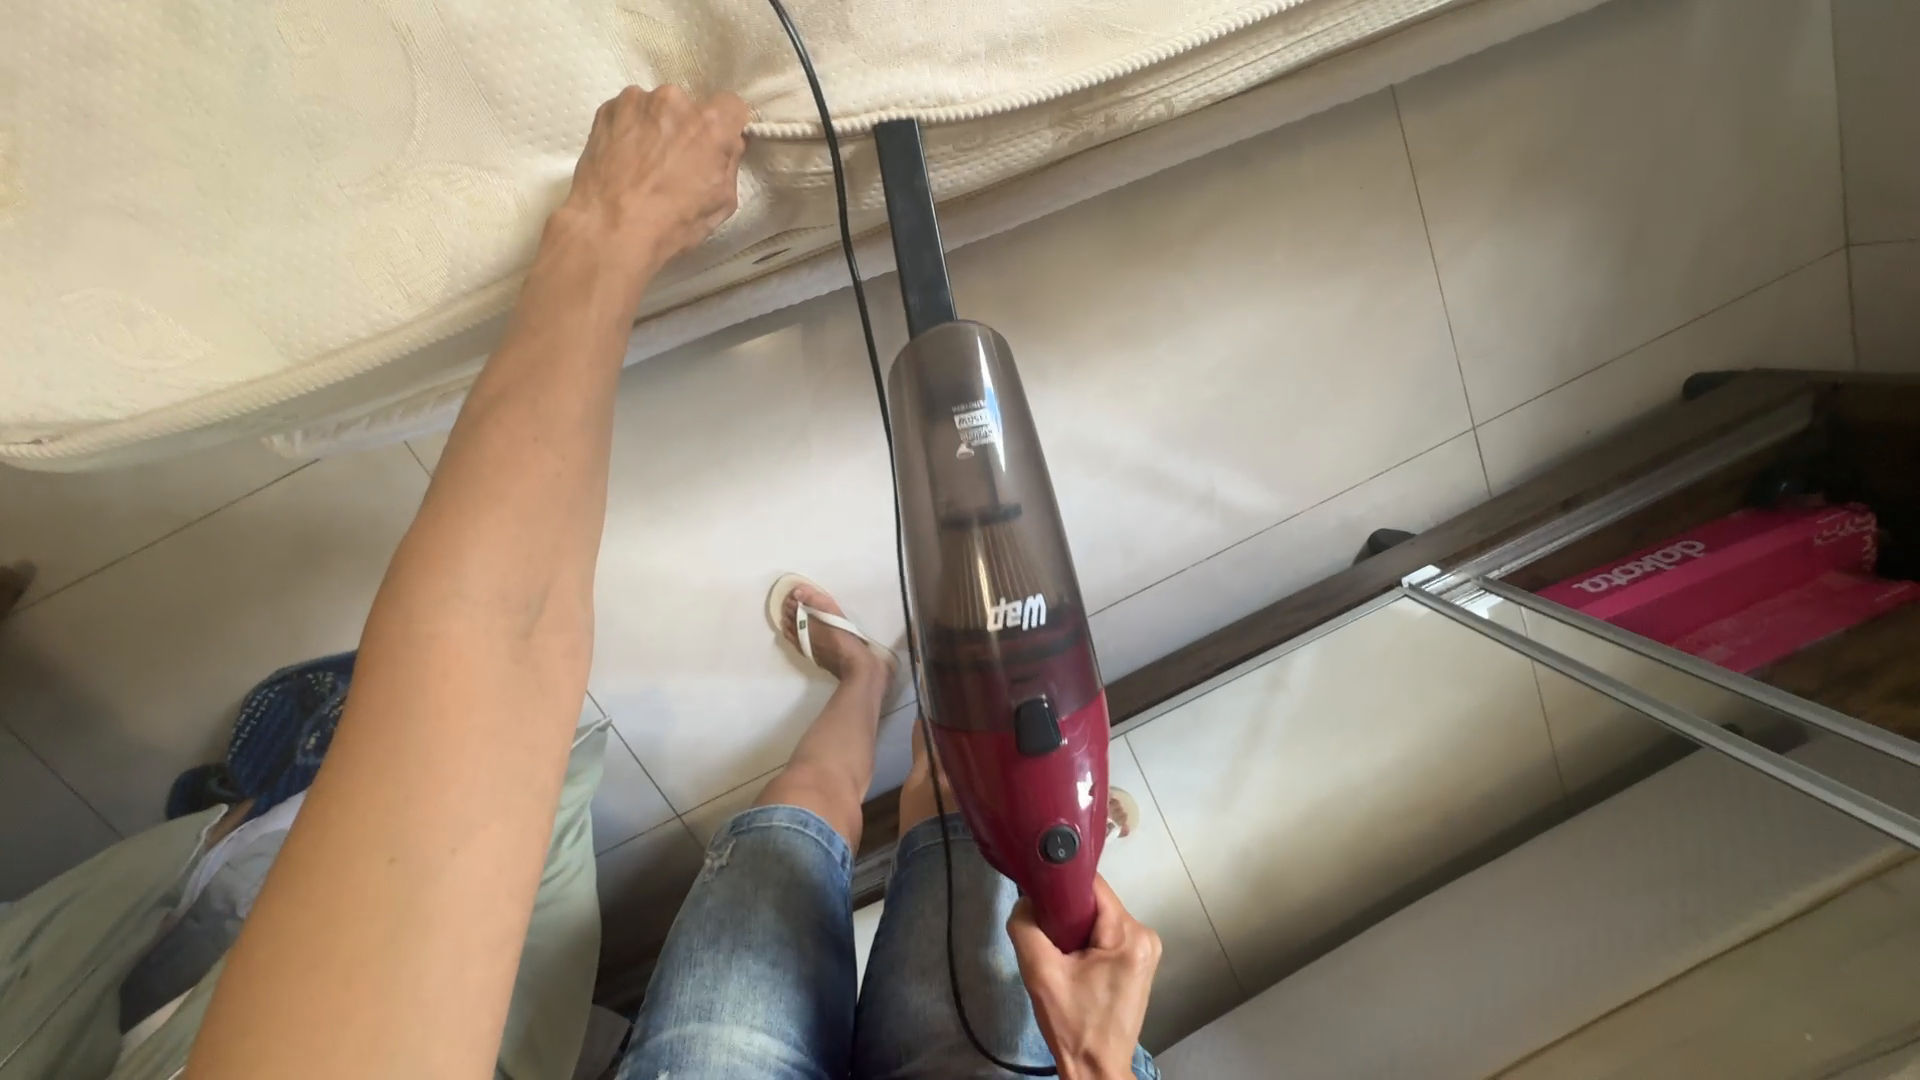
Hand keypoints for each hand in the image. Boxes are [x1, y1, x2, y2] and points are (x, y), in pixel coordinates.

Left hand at [553, 84, 749, 296]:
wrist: (611, 227)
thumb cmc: (673, 222)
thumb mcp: (722, 203)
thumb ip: (729, 165)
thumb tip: (727, 146)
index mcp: (710, 125)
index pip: (732, 105)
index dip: (728, 126)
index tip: (720, 144)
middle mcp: (674, 100)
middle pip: (691, 109)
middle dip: (689, 131)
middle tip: (678, 163)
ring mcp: (637, 100)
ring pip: (658, 110)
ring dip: (658, 129)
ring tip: (647, 164)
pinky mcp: (607, 108)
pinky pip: (630, 114)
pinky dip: (632, 131)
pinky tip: (626, 160)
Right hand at [1008, 876, 1161, 1079]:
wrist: (1095, 1072)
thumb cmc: (1072, 1025)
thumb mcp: (1040, 973)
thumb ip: (1025, 926)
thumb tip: (1026, 899)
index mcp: (1129, 935)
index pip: (1091, 885)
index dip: (1062, 887)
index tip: (1040, 900)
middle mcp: (1145, 935)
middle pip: (1095, 901)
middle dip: (1067, 912)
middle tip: (1049, 936)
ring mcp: (1145, 949)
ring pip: (1099, 917)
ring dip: (1075, 927)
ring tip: (1060, 953)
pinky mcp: (1139, 962)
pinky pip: (1106, 933)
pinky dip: (1086, 940)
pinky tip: (1074, 961)